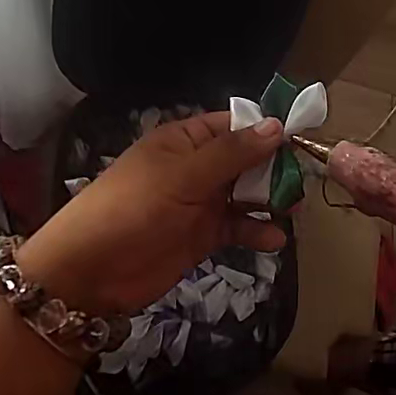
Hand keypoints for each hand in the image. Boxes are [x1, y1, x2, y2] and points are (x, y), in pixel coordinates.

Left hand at [17, 112, 286, 314]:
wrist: (92, 270)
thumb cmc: (135, 208)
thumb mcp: (184, 175)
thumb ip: (232, 153)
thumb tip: (277, 125)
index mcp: (185, 140)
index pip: (232, 124)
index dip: (265, 129)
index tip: (301, 138)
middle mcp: (195, 166)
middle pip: (245, 159)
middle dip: (273, 168)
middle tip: (303, 181)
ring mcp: (199, 202)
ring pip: (245, 193)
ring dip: (270, 200)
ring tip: (295, 210)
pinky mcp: (202, 235)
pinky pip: (237, 226)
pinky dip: (256, 231)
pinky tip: (275, 240)